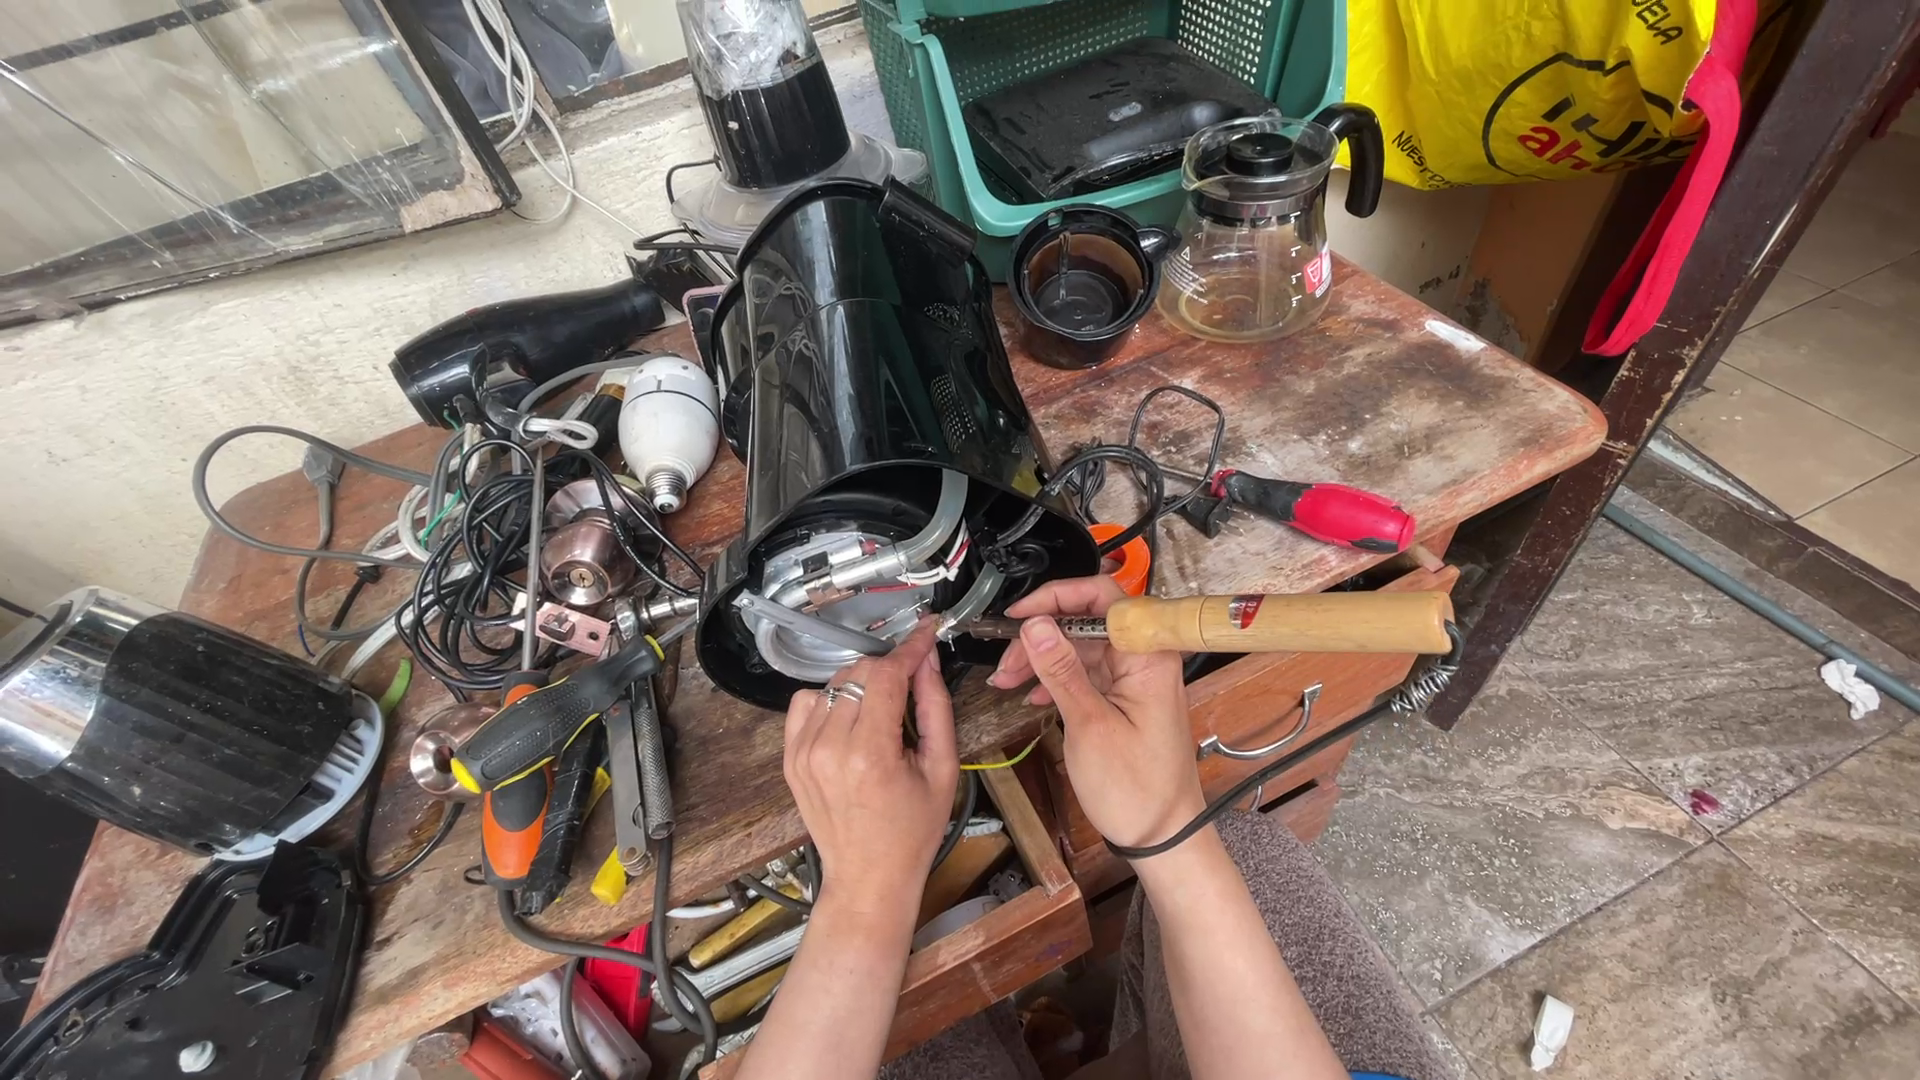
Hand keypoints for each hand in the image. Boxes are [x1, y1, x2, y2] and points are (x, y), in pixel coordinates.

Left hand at [784, 622, 957, 918]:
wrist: (868, 878)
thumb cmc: (913, 831)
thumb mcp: (942, 768)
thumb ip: (935, 706)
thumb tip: (928, 660)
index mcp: (870, 753)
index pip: (887, 674)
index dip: (910, 647)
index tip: (927, 632)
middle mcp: (828, 747)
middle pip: (859, 672)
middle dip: (890, 667)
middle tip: (913, 679)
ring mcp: (803, 752)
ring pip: (834, 682)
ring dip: (863, 682)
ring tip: (884, 707)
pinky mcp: (790, 757)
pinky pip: (807, 700)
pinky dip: (831, 697)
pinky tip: (851, 717)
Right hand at [987, 577, 1202, 850]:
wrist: (1161, 836)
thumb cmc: (1136, 788)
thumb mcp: (1089, 724)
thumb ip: (1061, 670)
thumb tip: (1035, 624)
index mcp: (1147, 655)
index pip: (1102, 596)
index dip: (1057, 597)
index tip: (1020, 615)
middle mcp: (1143, 657)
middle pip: (1084, 621)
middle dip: (1040, 635)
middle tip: (1006, 659)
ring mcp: (1132, 677)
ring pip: (1078, 647)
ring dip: (1040, 658)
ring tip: (1007, 679)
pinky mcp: (1121, 696)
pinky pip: (1083, 671)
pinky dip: (1054, 678)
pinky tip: (1032, 694)